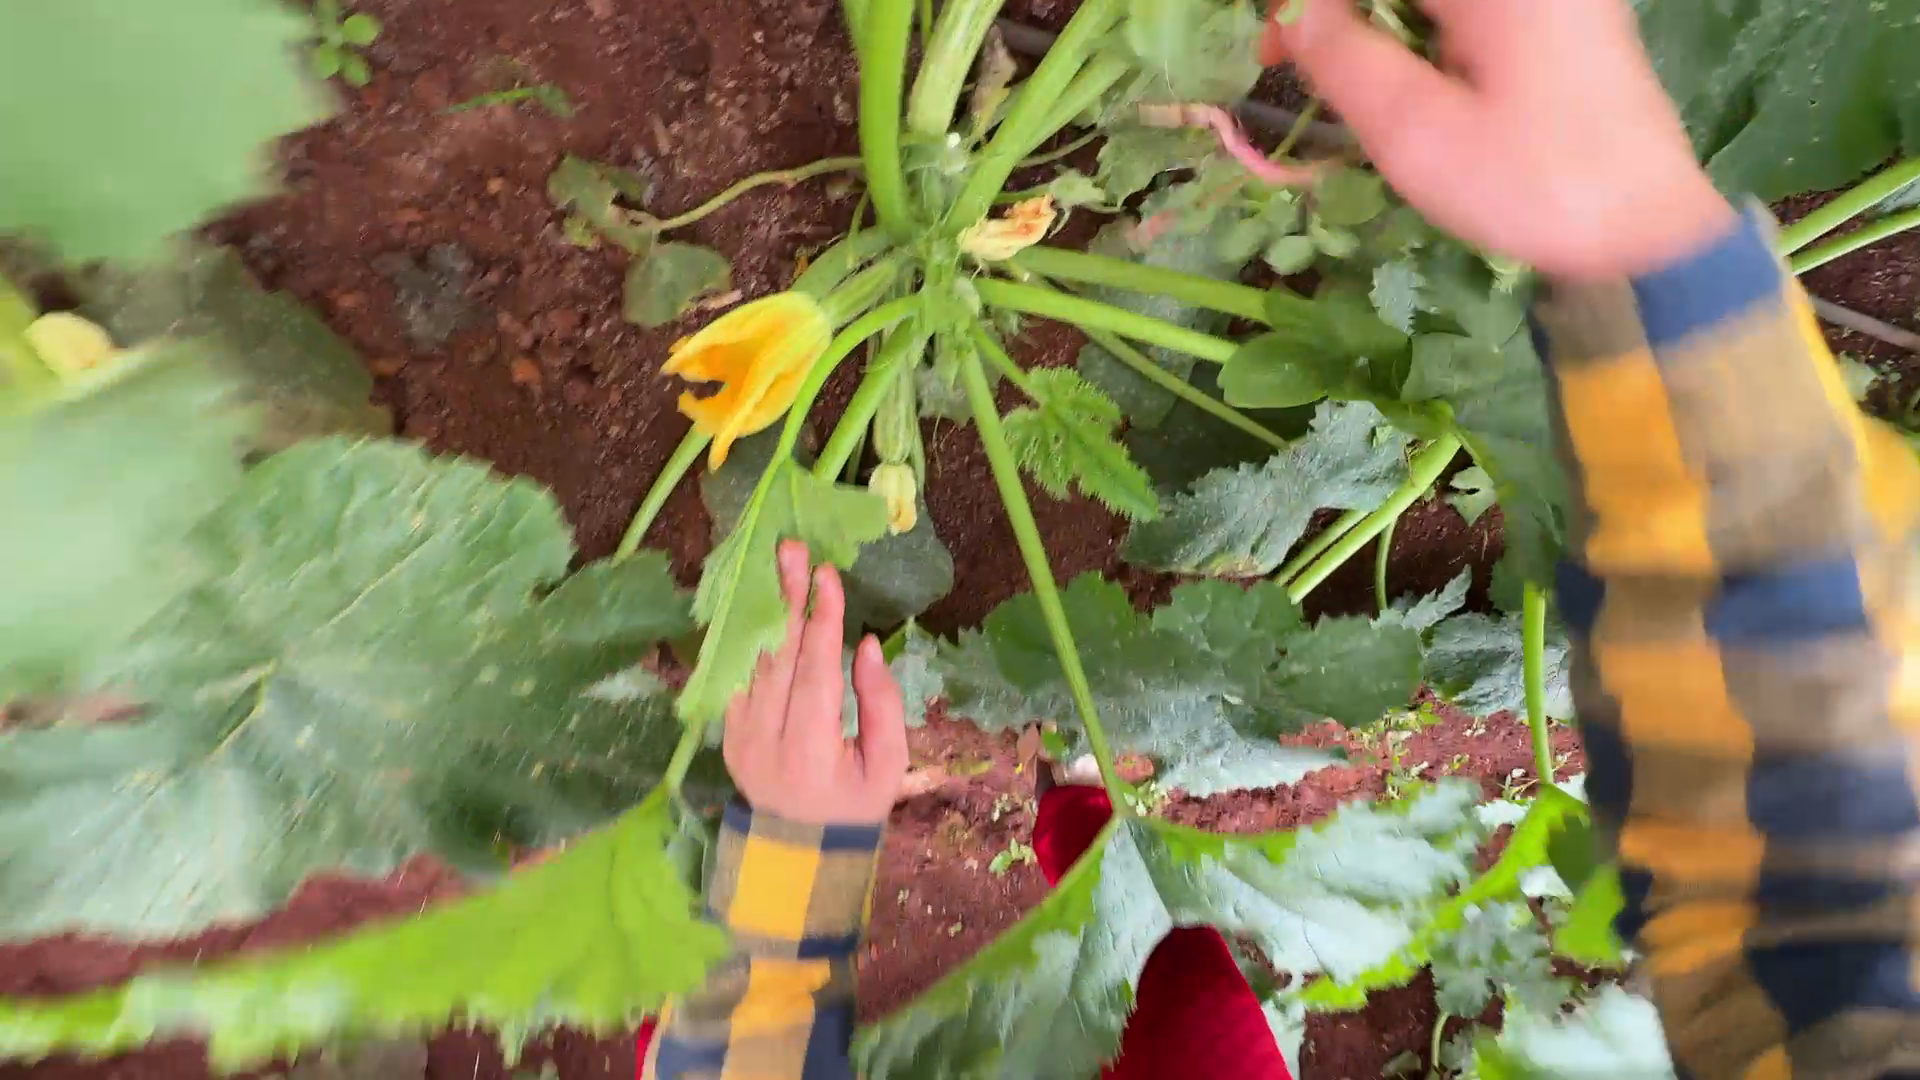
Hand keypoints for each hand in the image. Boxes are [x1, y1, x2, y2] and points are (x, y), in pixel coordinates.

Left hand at [722, 540, 908, 825]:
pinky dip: (748, 637)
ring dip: (767, 610)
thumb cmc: (855, 804)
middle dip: (787, 598)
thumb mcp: (888, 764)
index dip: (822, 621)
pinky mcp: (727, 733)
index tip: (828, 575)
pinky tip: (758, 603)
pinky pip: (736, 675)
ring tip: (776, 566)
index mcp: (809, 750)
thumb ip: (881, 703)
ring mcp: (738, 737)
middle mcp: (764, 740)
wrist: (799, 852)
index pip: (815, 673)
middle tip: (792, 549)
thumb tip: (867, 643)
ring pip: (752, 661)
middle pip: (777, 657)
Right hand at [1261, 0, 1736, 280]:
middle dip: (1337, 9)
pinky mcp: (1547, 26)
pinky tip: (1382, 78)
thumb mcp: (1414, 129)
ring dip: (1367, 23)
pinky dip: (1406, 37)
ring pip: (1424, 2)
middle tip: (1285, 56)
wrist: (1632, 227)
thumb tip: (1296, 16)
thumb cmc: (1519, 181)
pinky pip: (1455, 17)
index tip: (1269, 43)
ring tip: (1324, 74)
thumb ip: (1348, 63)